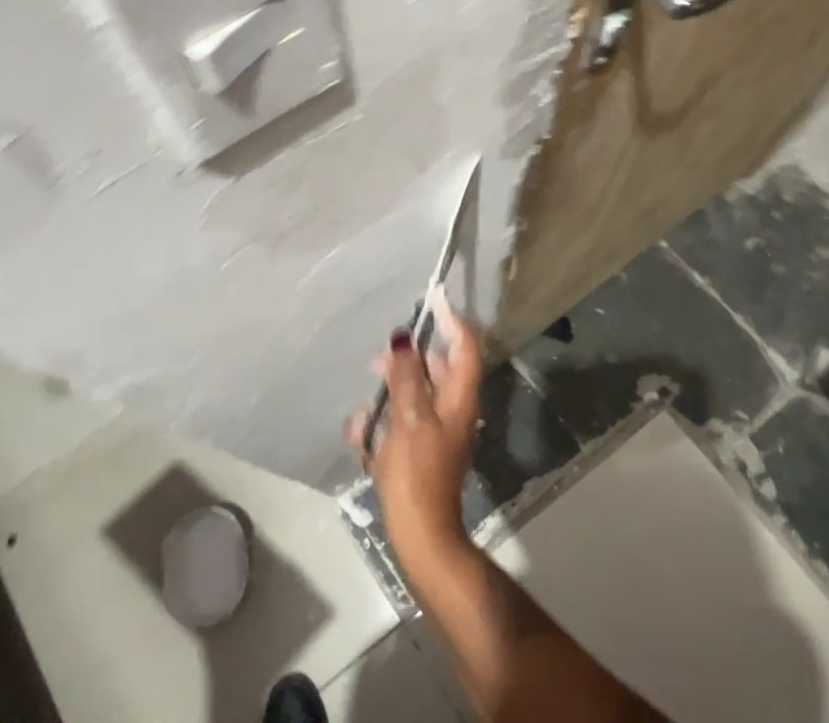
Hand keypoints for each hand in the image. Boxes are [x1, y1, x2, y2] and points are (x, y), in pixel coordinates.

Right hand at [346, 291, 484, 556]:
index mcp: (459, 397)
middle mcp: (453, 408)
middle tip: (378, 361)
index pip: (465, 345)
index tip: (432, 296)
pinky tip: (363, 437)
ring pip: (412, 394)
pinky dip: (382, 424)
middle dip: (406, 360)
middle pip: (436, 367)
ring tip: (365, 413)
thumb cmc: (416, 472)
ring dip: (388, 395)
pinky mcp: (419, 448)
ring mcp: (436, 429)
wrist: (420, 532)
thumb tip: (404, 335)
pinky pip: (399, 422)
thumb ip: (406, 374)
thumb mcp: (409, 417)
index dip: (452, 318)